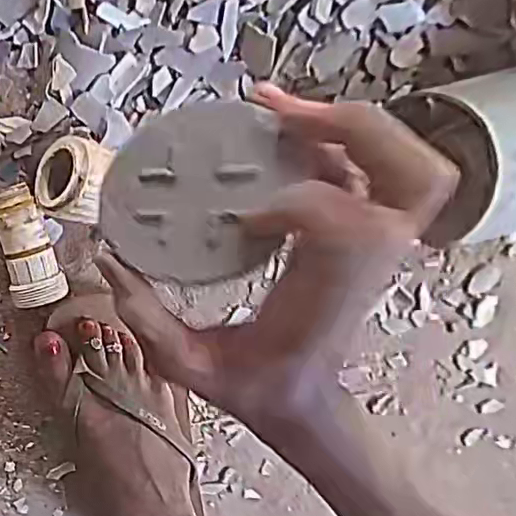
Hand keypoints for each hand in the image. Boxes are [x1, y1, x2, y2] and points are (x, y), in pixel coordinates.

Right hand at [99, 84, 458, 440]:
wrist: (300, 402)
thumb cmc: (250, 387)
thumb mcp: (185, 364)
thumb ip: (143, 316)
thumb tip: (108, 260)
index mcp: (327, 296)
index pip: (341, 224)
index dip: (293, 206)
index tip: (240, 220)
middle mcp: (366, 263)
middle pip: (405, 172)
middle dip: (345, 128)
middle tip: (272, 112)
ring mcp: (376, 247)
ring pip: (407, 162)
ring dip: (349, 126)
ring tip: (281, 112)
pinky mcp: (362, 236)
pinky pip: (376, 171)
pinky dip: (340, 141)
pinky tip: (288, 135)